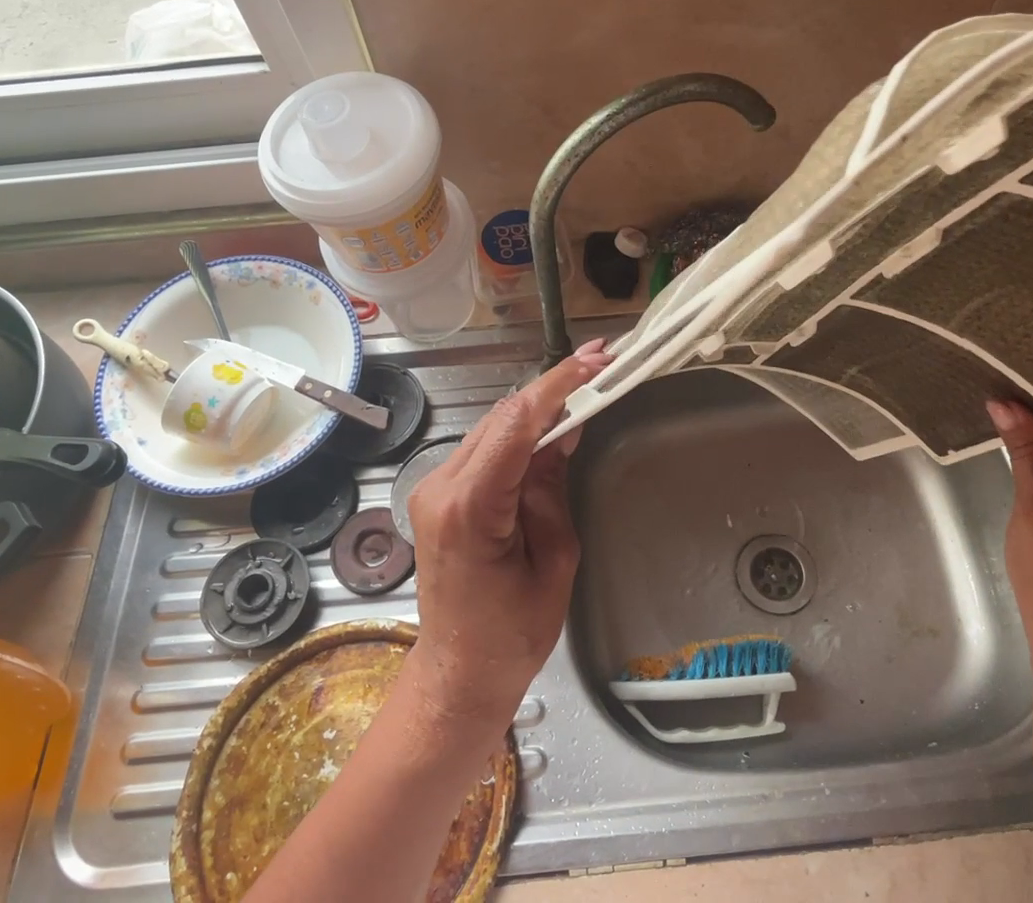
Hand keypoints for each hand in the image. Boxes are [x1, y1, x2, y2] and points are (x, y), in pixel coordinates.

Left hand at [404, 340, 612, 727]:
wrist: (459, 672)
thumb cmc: (513, 634)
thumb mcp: (554, 561)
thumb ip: (552, 489)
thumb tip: (561, 434)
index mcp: (469, 507)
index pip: (515, 424)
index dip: (558, 385)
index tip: (597, 360)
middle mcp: (441, 487)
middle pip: (500, 417)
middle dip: (551, 388)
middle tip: (600, 363)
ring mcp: (433, 489)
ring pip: (491, 428)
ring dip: (536, 408)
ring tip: (584, 387)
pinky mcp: (438, 497)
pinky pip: (483, 451)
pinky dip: (518, 434)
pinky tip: (551, 426)